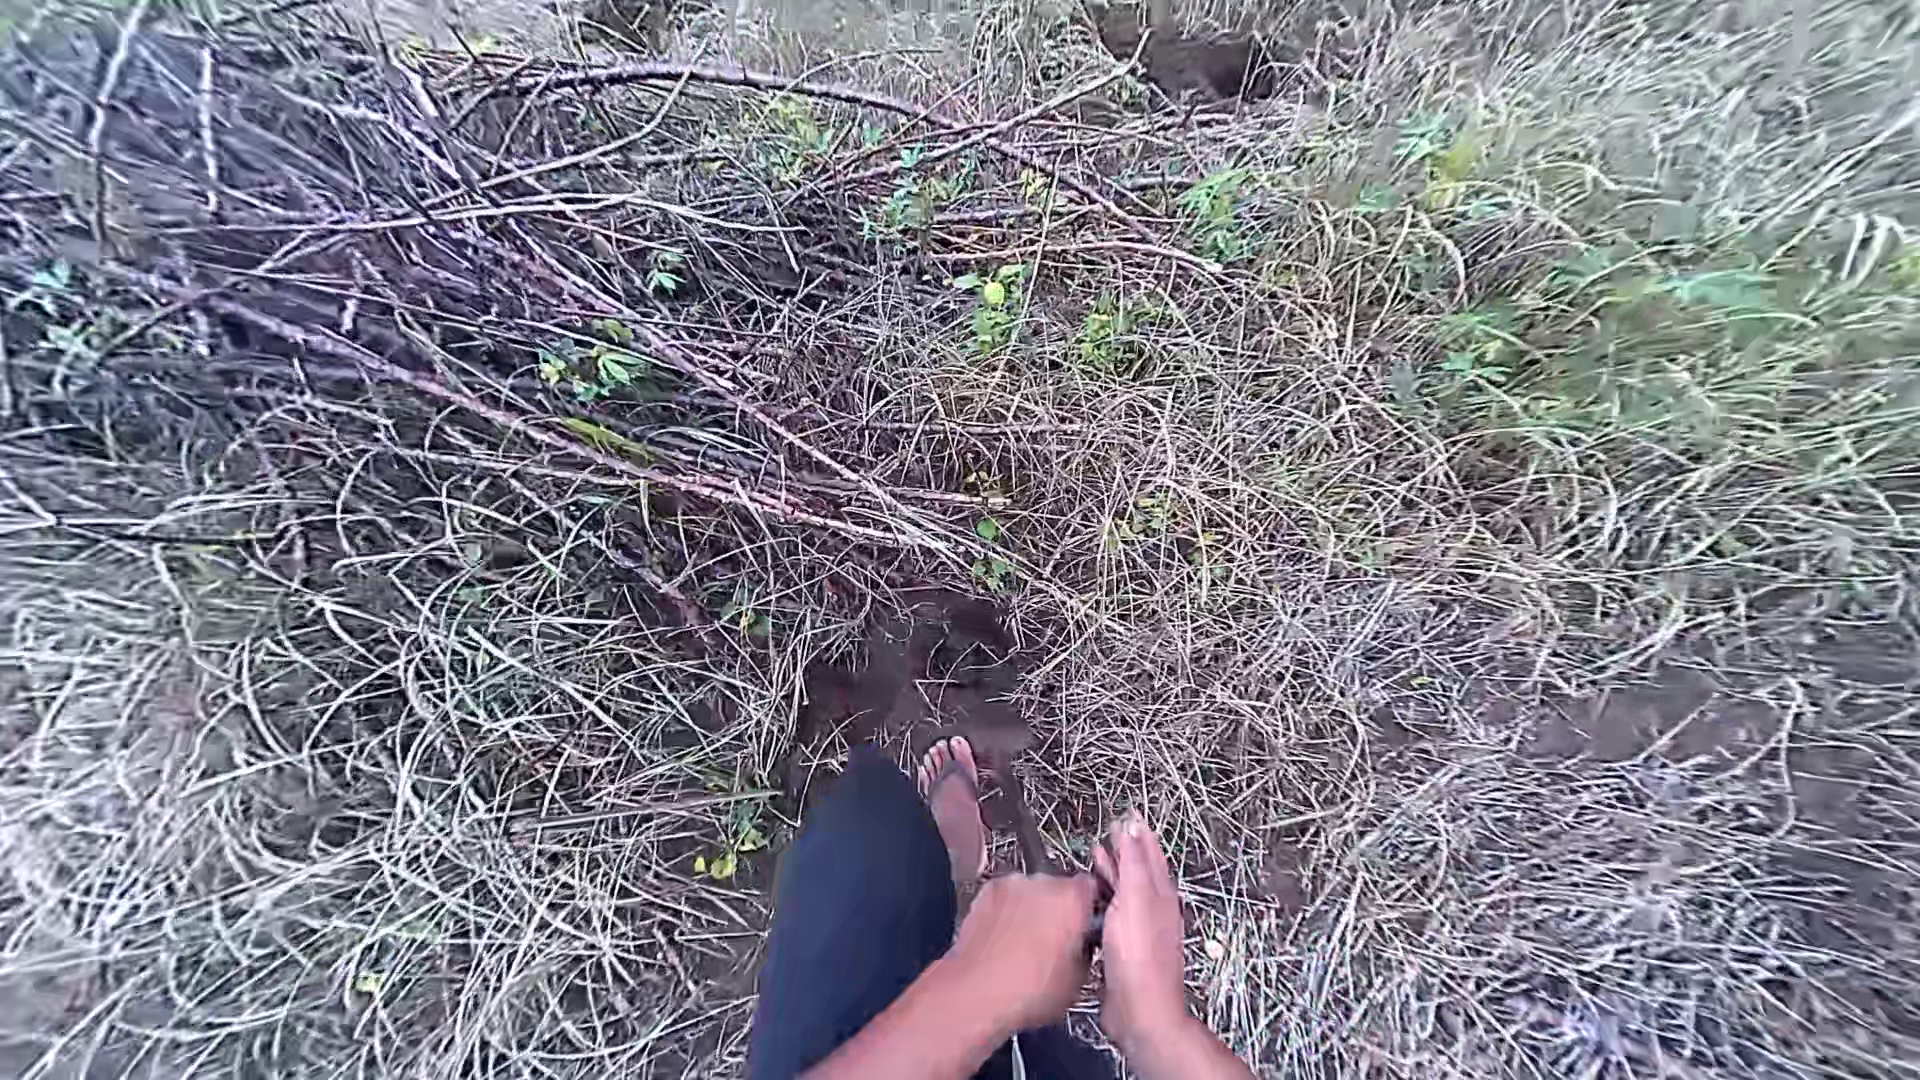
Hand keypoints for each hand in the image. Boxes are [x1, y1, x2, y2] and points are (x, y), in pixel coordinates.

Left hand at [946, 872, 1099, 1030]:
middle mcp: (1044, 882)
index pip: (1092, 886)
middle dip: (1059, 910)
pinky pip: (1006, 895)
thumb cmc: (1028, 990)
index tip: (1088, 920)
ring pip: (1031, 891)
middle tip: (1055, 941)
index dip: (1091, 904)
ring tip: (1024, 943)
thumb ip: (1085, 951)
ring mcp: (1014, 883)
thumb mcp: (1076, 982)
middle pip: (1060, 888)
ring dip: (1032, 908)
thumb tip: (1082, 946)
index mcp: (1073, 900)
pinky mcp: (989, 889)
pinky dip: (1007, 909)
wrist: (979, 989)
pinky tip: (1003, 937)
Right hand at [1094, 811, 1189, 1052]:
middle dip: (1125, 845)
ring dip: (1112, 868)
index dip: (1139, 830)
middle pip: (1139, 867)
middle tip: (1110, 826)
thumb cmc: (1139, 953)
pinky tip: (1089, 893)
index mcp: (1160, 893)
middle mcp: (1152, 906)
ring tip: (1096, 852)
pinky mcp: (1123, 944)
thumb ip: (1133, 861)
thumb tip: (1132, 825)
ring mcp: (1138, 926)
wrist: (1140, 1012)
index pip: (1151, 851)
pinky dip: (1102, 893)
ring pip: (1125, 887)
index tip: (1128, 810)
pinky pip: (1113, 908)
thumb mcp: (1135, 898)